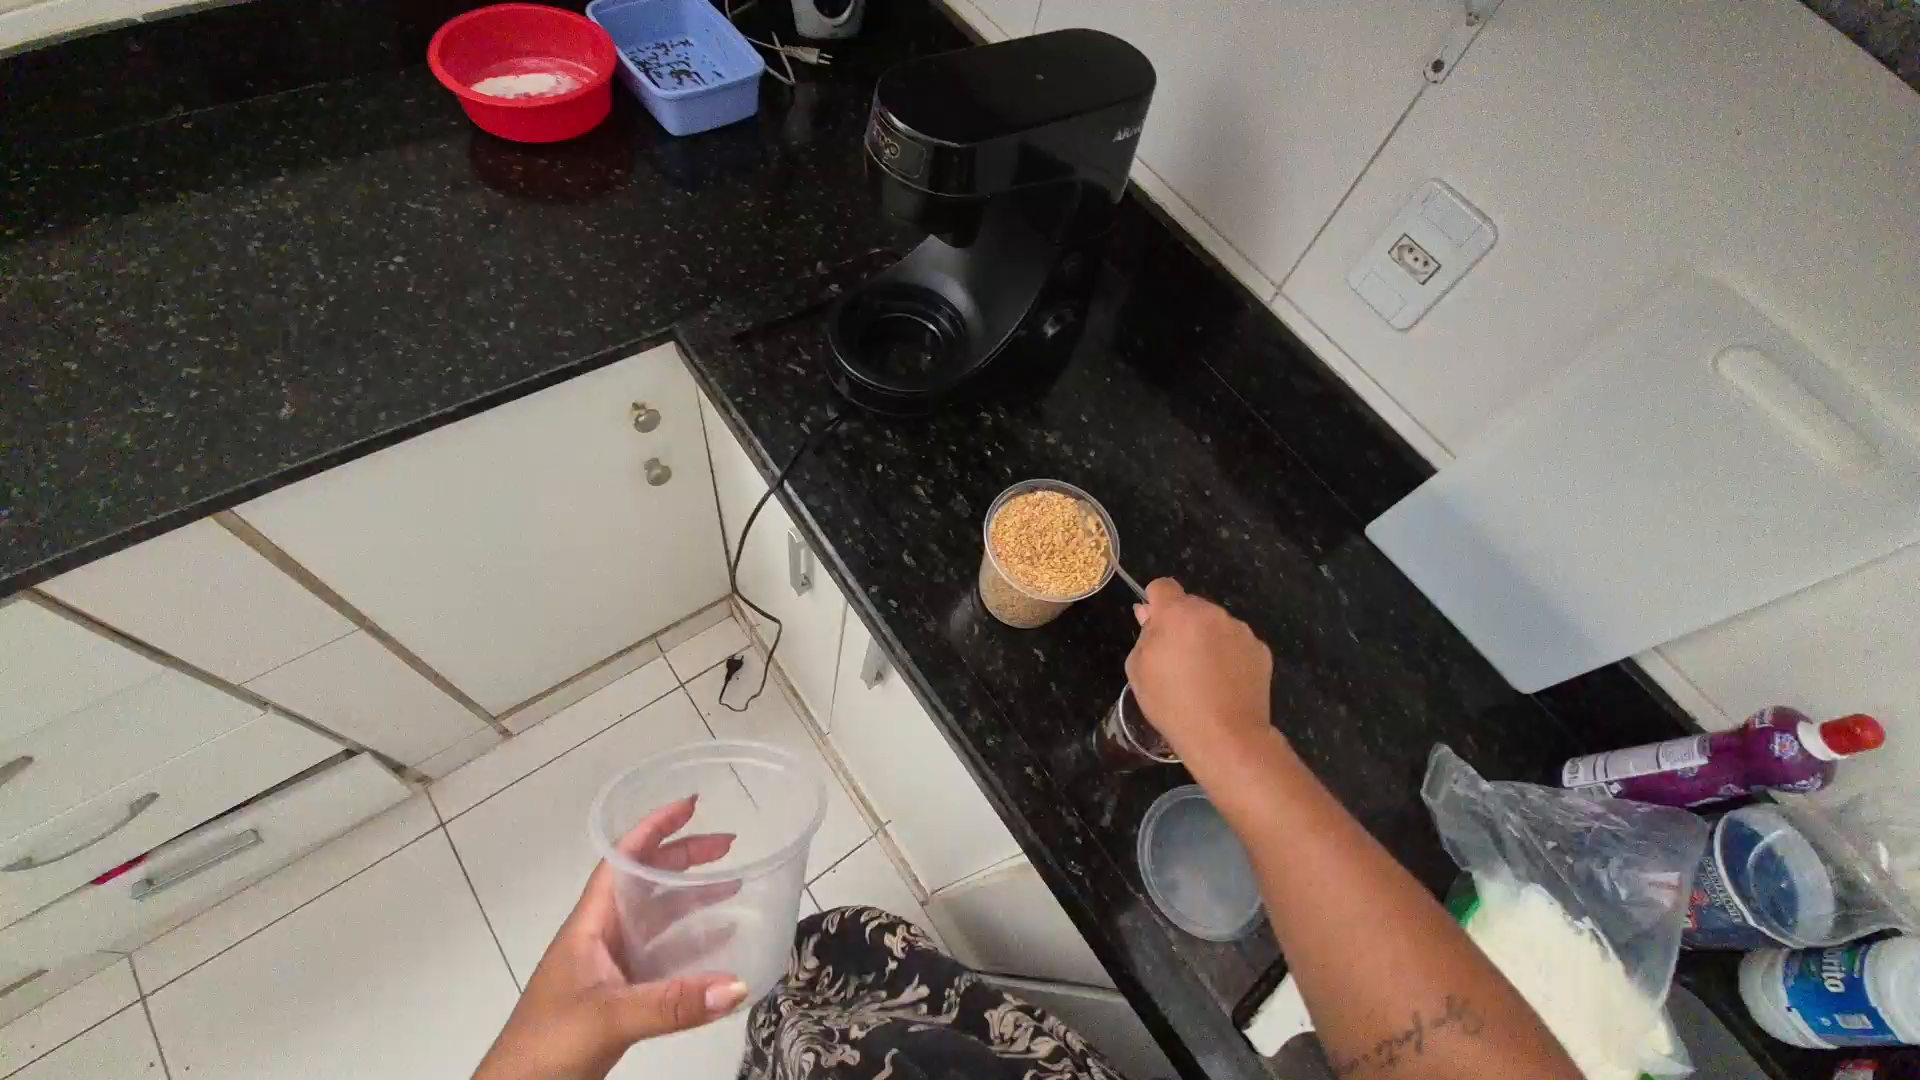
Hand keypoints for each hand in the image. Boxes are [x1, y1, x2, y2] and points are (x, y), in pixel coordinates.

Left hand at [473, 797, 749, 1079]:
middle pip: (647, 880)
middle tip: (729, 844)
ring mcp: (610, 965)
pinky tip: (721, 944)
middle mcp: (602, 934)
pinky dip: (692, 942)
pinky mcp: (620, 994)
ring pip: (658, 916)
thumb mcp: (609, 1018)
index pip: (624, 857)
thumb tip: (739, 984)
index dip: (655, 826)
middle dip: (685, 856)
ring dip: (693, 897)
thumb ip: (673, 1003)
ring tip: (735, 884)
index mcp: (591, 922)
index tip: (692, 804)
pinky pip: (663, 954)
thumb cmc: (545, 1047)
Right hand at [1124, 578, 1274, 764]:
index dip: (1155, 603)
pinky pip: (1237, 643)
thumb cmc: (1172, 703)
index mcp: (1178, 614)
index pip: (1163, 586)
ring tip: (1204, 676)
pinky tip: (1225, 683)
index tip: (1154, 626)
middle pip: (1191, 606)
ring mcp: (1240, 631)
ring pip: (1216, 624)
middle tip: (1177, 659)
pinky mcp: (1261, 650)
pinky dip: (1230, 655)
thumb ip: (1144, 634)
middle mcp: (1212, 613)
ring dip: (1207, 638)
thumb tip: (1148, 614)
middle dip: (1182, 624)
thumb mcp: (1138, 669)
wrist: (1225, 736)